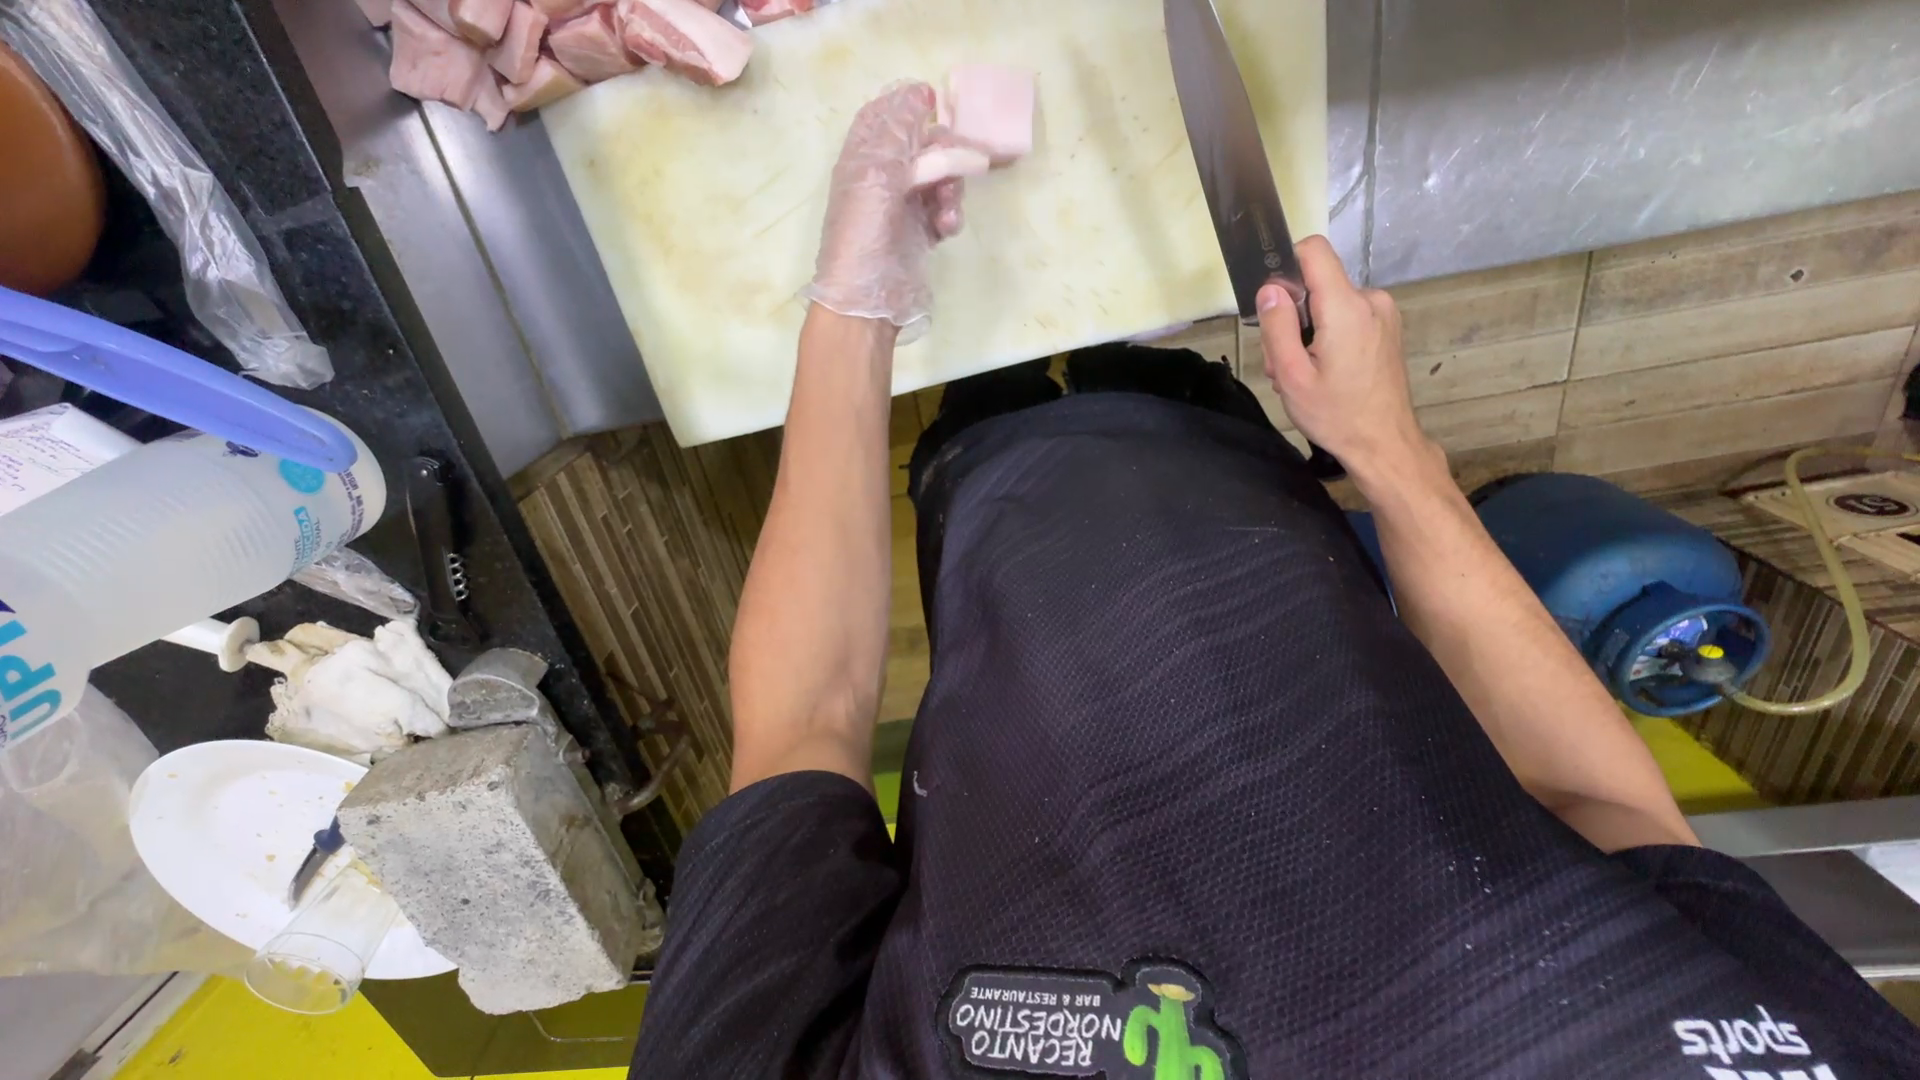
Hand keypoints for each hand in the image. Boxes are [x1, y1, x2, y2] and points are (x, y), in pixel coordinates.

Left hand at [802, 82, 966, 341]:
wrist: (866, 302)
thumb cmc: (863, 236)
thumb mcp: (877, 175)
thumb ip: (900, 133)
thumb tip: (922, 93)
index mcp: (862, 159)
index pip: (885, 117)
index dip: (909, 106)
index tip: (935, 104)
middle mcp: (882, 179)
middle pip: (923, 146)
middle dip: (945, 153)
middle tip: (960, 165)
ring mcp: (903, 207)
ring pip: (941, 178)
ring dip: (952, 188)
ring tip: (947, 211)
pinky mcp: (920, 234)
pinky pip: (944, 210)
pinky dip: (950, 215)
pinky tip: (947, 229)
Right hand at [1256, 236, 1430, 475]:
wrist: (1383, 442)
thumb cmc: (1335, 414)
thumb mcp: (1292, 375)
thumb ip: (1277, 327)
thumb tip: (1269, 289)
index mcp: (1346, 308)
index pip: (1314, 251)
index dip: (1286, 267)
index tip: (1272, 303)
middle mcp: (1370, 300)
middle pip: (1317, 285)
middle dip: (1292, 317)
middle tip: (1284, 362)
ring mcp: (1383, 312)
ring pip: (1329, 304)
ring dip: (1307, 333)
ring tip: (1303, 374)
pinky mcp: (1387, 326)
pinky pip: (1346, 317)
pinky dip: (1327, 337)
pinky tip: (1322, 371)